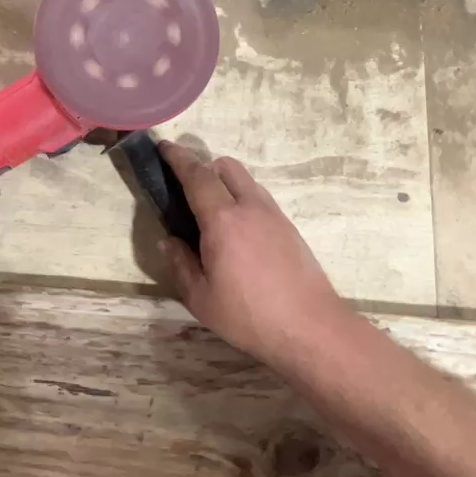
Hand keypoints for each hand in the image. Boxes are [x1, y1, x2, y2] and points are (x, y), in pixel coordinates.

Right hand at [158, 141, 345, 365]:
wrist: (312, 330)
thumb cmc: (249, 316)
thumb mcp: (201, 298)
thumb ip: (181, 264)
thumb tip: (169, 241)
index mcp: (222, 221)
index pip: (197, 176)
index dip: (177, 158)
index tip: (163, 147)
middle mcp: (250, 208)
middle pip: (225, 167)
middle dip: (203, 167)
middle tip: (186, 188)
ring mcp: (274, 216)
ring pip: (246, 181)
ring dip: (225, 183)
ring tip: (211, 214)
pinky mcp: (290, 228)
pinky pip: (259, 199)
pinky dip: (242, 200)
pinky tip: (237, 232)